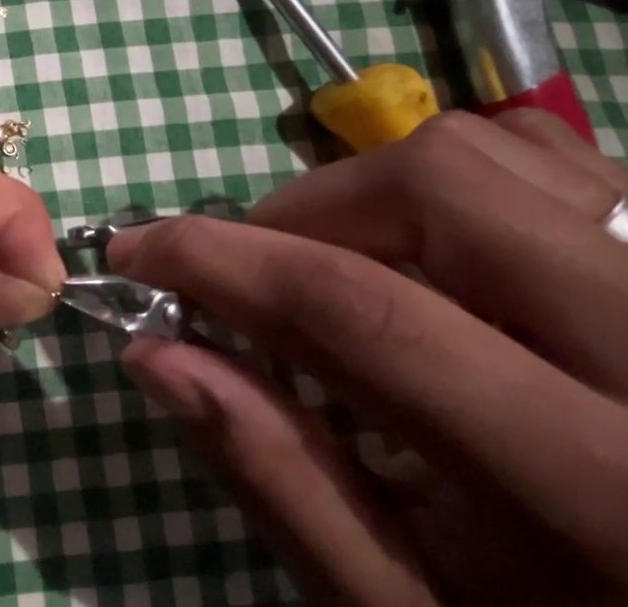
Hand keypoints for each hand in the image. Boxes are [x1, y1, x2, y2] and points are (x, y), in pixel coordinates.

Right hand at [108, 110, 627, 604]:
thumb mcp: (404, 605)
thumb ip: (279, 478)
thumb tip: (153, 354)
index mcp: (596, 481)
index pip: (359, 309)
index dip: (217, 261)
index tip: (136, 252)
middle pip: (443, 190)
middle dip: (300, 209)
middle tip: (253, 268)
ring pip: (505, 156)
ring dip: (376, 190)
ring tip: (340, 258)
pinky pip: (567, 164)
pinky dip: (464, 185)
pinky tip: (432, 252)